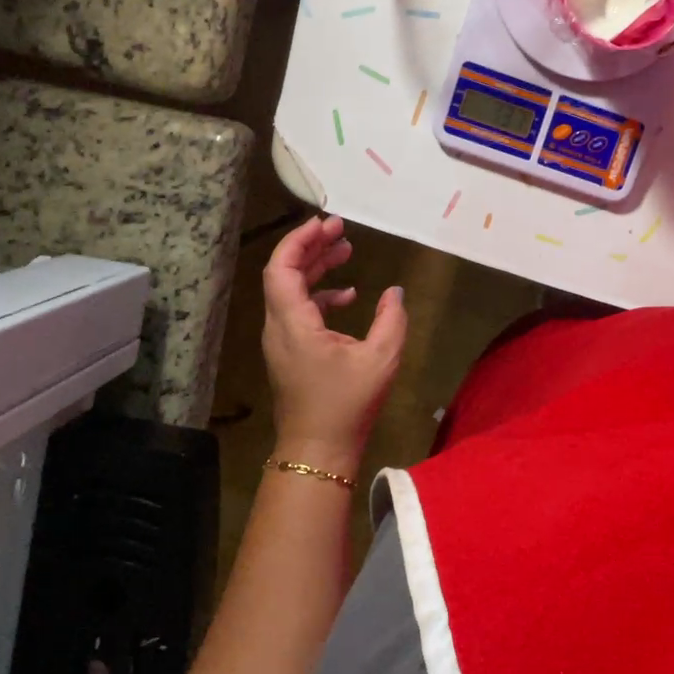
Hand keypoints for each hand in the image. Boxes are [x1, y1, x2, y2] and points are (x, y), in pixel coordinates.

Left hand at [260, 216, 406, 469]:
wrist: (319, 450)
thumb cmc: (347, 403)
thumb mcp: (381, 359)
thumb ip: (391, 319)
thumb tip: (395, 292)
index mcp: (293, 323)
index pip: (281, 268)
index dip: (300, 240)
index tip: (328, 223)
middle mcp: (279, 326)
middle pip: (284, 273)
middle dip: (310, 246)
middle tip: (341, 229)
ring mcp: (282, 341)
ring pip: (290, 291)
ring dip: (315, 268)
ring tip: (346, 251)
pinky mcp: (291, 353)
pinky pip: (299, 310)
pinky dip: (320, 295)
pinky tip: (349, 295)